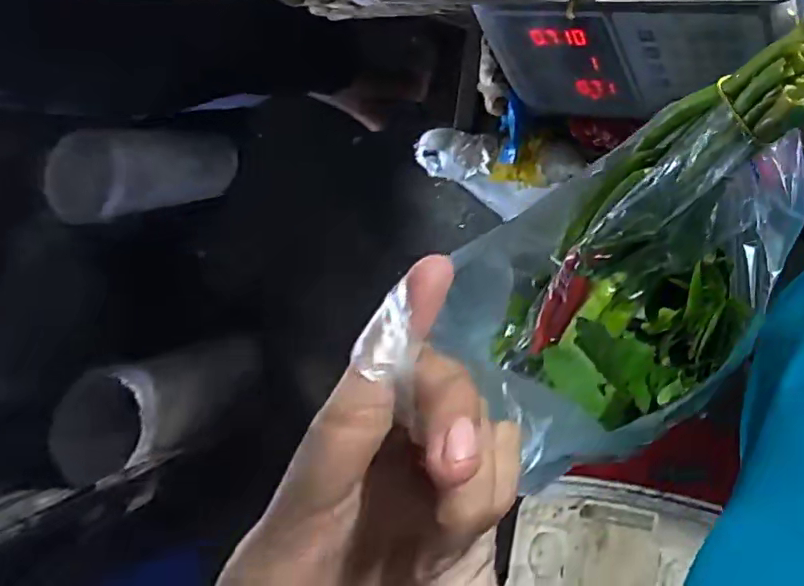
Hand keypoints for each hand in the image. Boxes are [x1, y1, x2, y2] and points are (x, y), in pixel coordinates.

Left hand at [220, 257, 520, 585]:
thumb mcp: (292, 535)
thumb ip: (336, 448)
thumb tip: (375, 364)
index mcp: (343, 442)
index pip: (376, 365)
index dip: (407, 313)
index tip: (433, 268)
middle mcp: (398, 441)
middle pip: (443, 383)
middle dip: (454, 411)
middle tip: (453, 468)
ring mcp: (447, 466)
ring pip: (487, 419)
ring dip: (476, 473)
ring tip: (446, 535)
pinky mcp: (485, 494)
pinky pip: (511, 458)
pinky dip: (494, 490)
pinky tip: (459, 535)